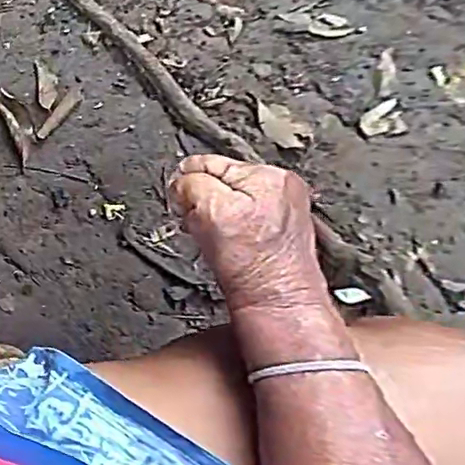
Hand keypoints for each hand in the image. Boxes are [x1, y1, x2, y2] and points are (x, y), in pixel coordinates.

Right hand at [168, 154, 326, 312]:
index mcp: (267, 174)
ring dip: (210, 216)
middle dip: (200, 201)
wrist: (277, 301)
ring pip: (224, 200)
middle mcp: (280, 185)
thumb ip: (191, 183)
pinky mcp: (279, 226)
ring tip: (217, 238)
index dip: (186, 186)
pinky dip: (226, 228)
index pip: (205, 163)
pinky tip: (228, 244)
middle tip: (203, 226)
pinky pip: (238, 217)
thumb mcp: (210, 211)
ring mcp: (283, 206)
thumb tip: (181, 178)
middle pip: (215, 181)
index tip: (185, 209)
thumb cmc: (252, 264)